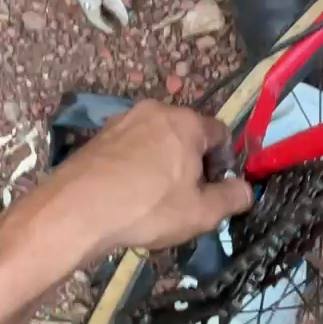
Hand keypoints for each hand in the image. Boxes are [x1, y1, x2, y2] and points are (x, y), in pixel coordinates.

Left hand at [34, 100, 253, 257]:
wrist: (76, 211)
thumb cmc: (148, 208)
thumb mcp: (202, 212)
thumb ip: (233, 198)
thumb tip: (246, 189)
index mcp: (187, 122)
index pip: (221, 134)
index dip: (224, 164)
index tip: (214, 191)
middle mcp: (156, 111)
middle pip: (188, 136)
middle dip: (193, 164)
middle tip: (186, 199)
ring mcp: (123, 121)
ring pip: (158, 142)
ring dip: (165, 166)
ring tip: (155, 201)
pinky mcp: (99, 136)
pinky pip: (132, 149)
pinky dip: (138, 168)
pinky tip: (129, 196)